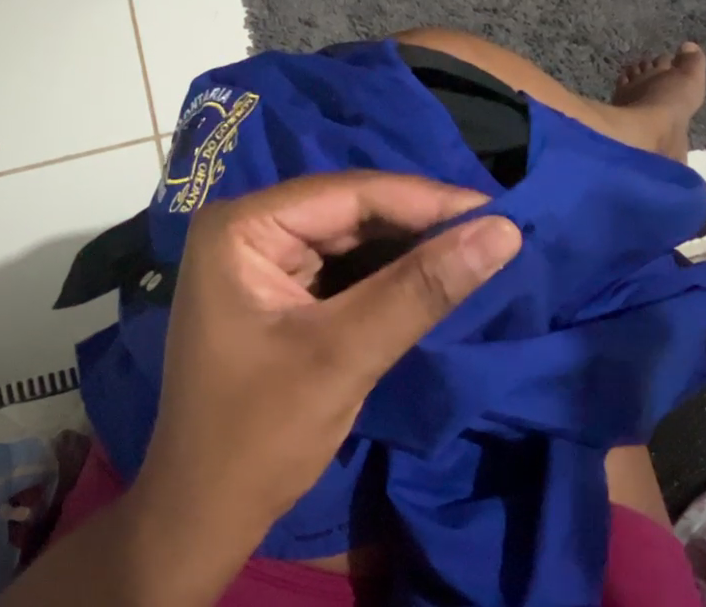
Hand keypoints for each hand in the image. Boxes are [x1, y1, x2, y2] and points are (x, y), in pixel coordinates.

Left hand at [131, 172, 522, 547]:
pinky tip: (431, 277)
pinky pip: (337, 268)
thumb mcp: (344, 355)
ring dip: (407, 249)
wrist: (202, 511)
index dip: (426, 199)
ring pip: (347, 238)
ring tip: (478, 250)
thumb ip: (420, 290)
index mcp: (241, 226)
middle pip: (346, 211)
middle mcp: (244, 228)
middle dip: (419, 224)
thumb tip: (503, 231)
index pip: (347, 194)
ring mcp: (255, 260)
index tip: (501, 212)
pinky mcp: (272, 291)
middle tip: (498, 233)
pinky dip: (384, 275)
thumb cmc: (259, 434)